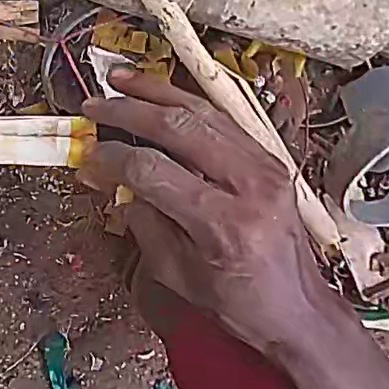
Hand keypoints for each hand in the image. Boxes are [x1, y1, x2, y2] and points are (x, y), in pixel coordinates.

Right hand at [79, 70, 348, 360]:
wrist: (297, 307)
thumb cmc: (237, 301)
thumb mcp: (174, 270)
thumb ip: (140, 218)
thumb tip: (109, 176)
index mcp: (223, 222)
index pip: (153, 170)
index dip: (114, 157)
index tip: (90, 153)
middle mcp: (250, 184)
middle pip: (179, 127)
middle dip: (129, 111)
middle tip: (96, 105)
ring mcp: (266, 164)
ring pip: (202, 110)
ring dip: (155, 91)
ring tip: (120, 81)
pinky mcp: (269, 157)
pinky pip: (220, 117)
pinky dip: (185, 100)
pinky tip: (158, 92)